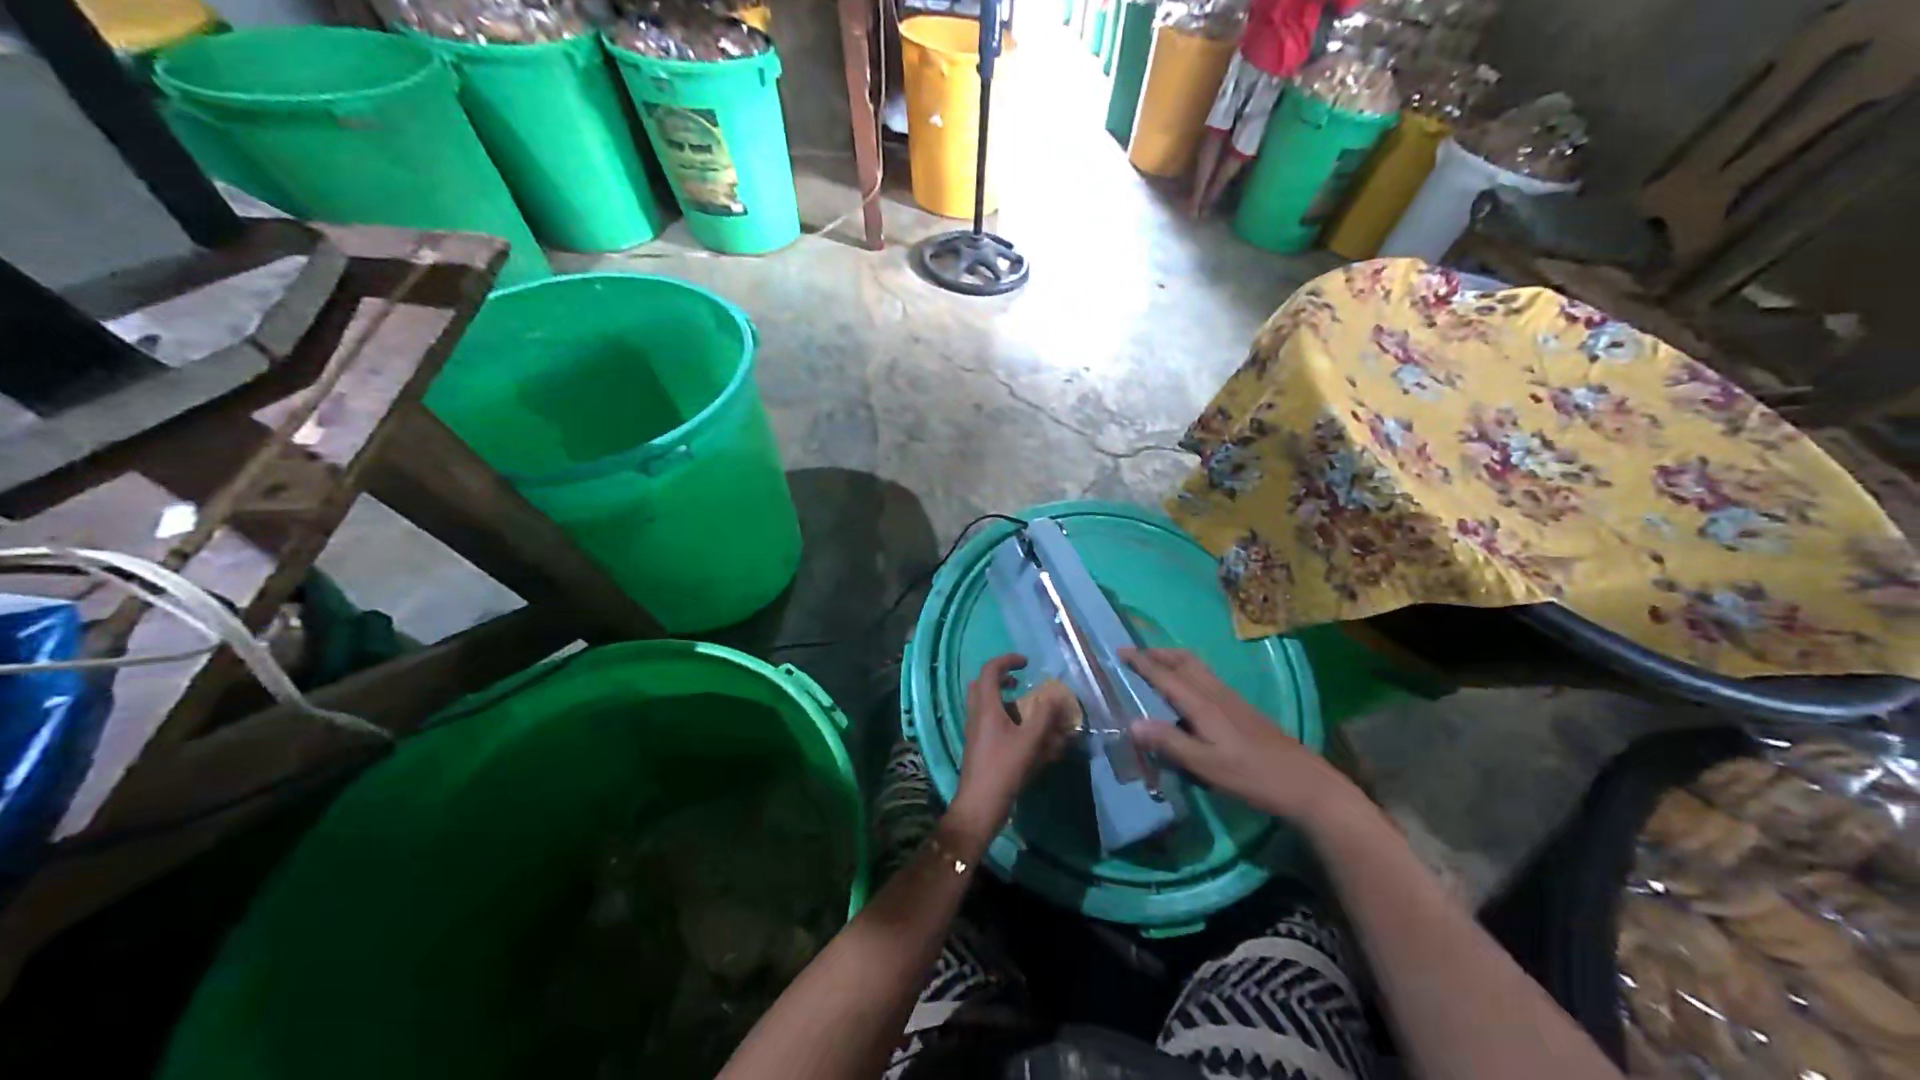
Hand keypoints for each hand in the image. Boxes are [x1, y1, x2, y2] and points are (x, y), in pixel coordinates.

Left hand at [948, 654, 1076, 848]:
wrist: (980, 805)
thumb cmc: (1004, 768)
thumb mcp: (1029, 741)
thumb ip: (1044, 716)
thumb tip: (1055, 694)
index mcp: (986, 707)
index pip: (990, 671)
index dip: (1007, 661)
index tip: (1026, 663)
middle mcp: (976, 715)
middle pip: (981, 685)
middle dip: (1001, 679)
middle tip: (1020, 683)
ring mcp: (975, 731)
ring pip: (985, 705)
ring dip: (1004, 701)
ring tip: (1027, 710)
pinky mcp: (978, 746)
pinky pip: (989, 722)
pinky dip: (1005, 720)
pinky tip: (1026, 737)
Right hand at [1123, 647, 1360, 826]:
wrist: (1306, 784)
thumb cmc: (1253, 777)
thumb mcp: (1207, 766)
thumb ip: (1170, 743)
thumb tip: (1131, 723)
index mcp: (1204, 706)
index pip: (1166, 676)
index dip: (1142, 663)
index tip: (1120, 652)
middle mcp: (1217, 695)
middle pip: (1184, 661)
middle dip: (1157, 653)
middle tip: (1134, 655)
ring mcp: (1232, 699)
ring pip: (1197, 667)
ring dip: (1173, 660)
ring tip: (1155, 665)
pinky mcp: (1242, 709)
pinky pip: (1207, 678)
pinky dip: (1188, 672)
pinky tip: (1186, 690)